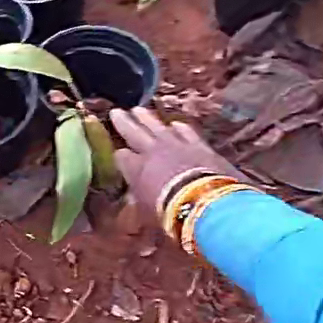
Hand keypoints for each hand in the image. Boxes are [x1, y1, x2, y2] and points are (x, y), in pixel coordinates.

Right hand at [109, 107, 241, 213]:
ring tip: (138, 109)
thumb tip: (133, 197)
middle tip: (116, 111)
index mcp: (136, 168)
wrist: (206, 202)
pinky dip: (178, 127)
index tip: (117, 155)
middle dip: (124, 122)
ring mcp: (176, 145)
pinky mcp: (198, 145)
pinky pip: (185, 131)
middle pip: (134, 132)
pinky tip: (175, 124)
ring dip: (146, 118)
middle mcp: (152, 152)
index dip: (119, 156)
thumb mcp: (146, 213)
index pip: (121, 157)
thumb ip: (139, 200)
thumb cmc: (169, 213)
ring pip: (157, 126)